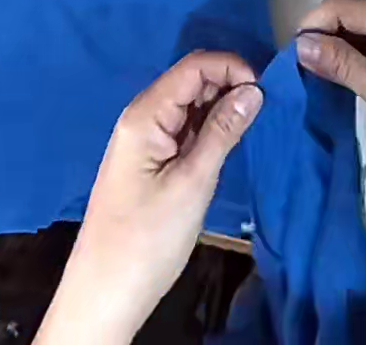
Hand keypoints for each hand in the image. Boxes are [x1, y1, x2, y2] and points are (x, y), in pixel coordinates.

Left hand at [36, 51, 261, 344]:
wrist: (103, 298)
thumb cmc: (147, 239)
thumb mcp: (193, 182)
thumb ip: (223, 130)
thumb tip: (254, 90)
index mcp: (145, 114)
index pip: (193, 66)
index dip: (230, 67)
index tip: (262, 90)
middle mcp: (142, 116)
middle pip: (191, 79)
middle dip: (228, 83)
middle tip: (260, 108)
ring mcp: (145, 137)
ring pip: (189, 101)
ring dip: (220, 103)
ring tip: (248, 123)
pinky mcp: (150, 157)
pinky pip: (183, 124)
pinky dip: (207, 123)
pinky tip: (226, 137)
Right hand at [294, 0, 365, 202]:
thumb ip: (344, 65)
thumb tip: (301, 44)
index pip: (341, 7)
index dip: (312, 28)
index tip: (290, 62)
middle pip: (351, 15)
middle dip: (323, 38)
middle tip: (300, 76)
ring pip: (363, 31)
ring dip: (339, 50)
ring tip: (317, 82)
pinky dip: (358, 60)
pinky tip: (346, 82)